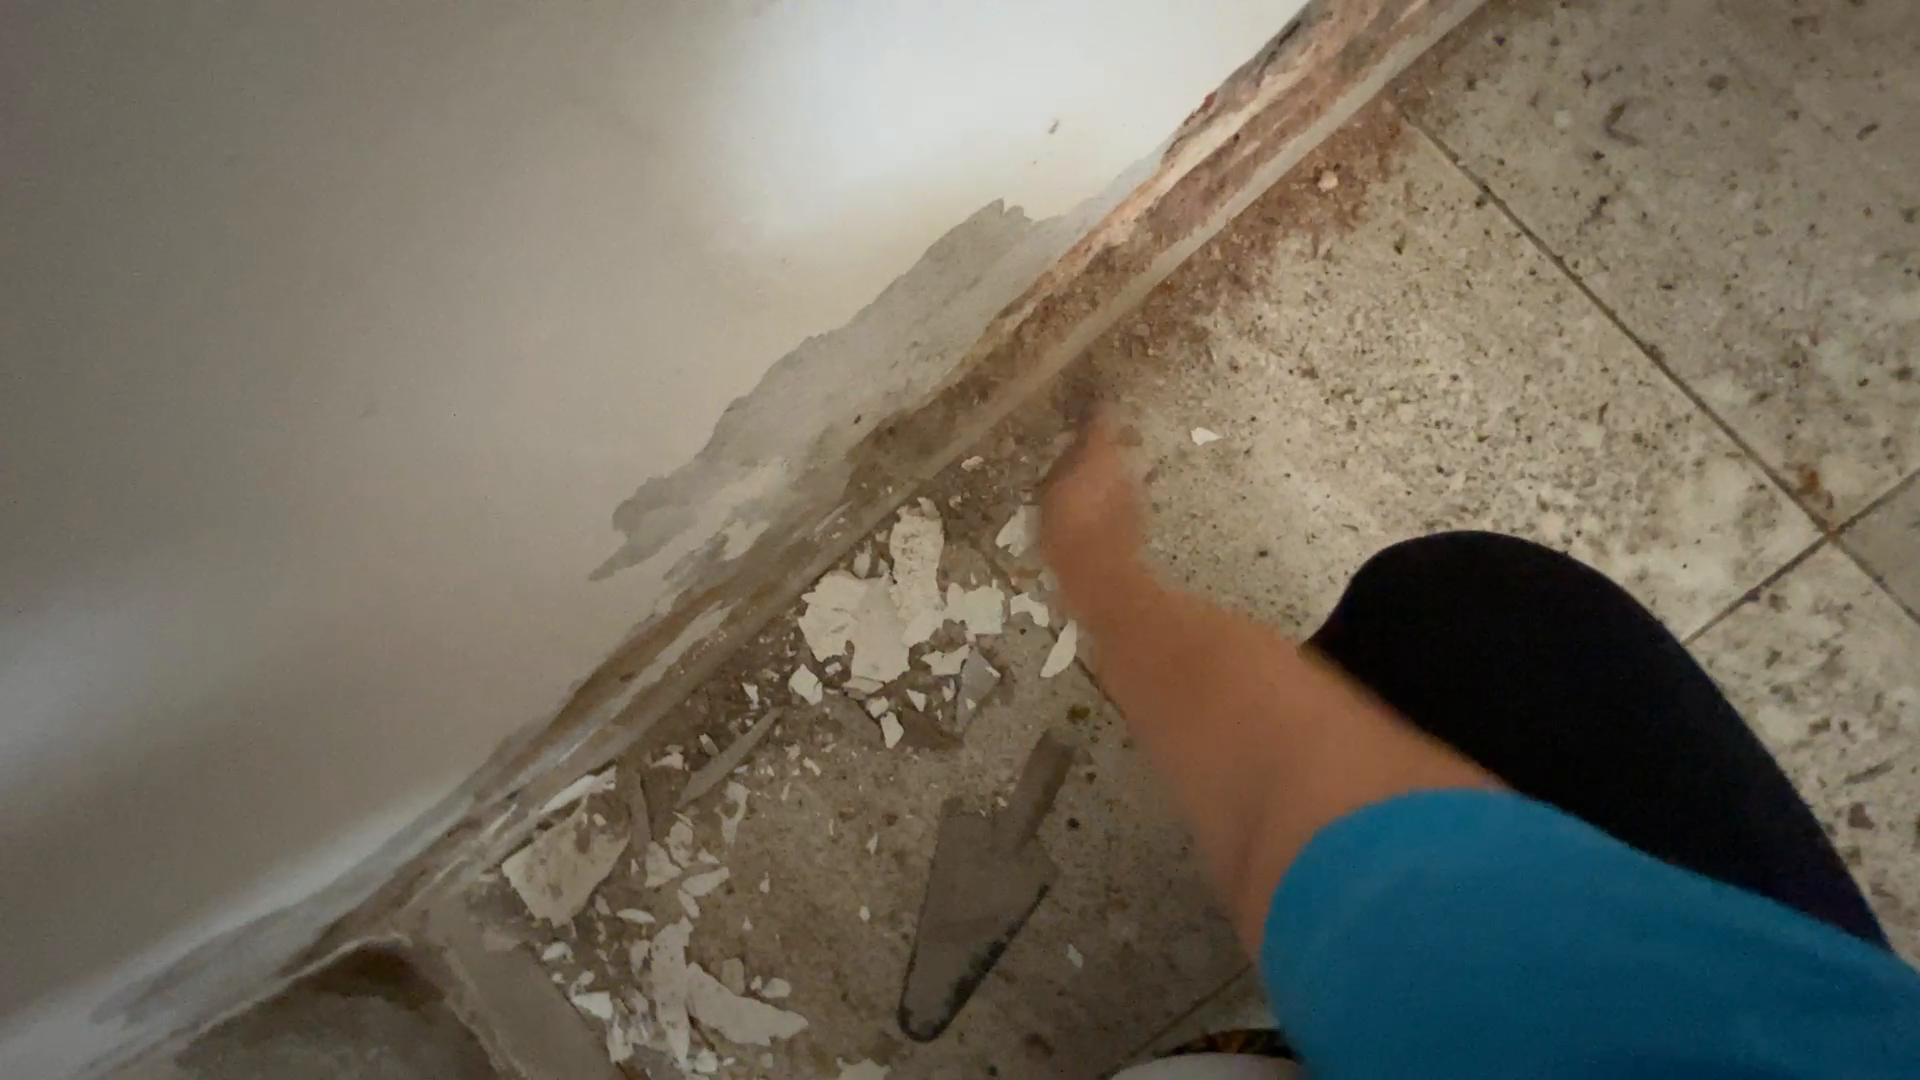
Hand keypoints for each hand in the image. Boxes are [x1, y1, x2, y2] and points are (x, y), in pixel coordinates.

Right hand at [1040, 408, 1146, 599]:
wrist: (1104, 576)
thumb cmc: (1068, 532)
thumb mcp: (1050, 496)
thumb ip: (1062, 467)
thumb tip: (1069, 450)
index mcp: (1101, 453)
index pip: (1103, 416)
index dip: (1093, 411)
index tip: (1081, 411)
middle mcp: (1126, 464)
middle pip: (1117, 442)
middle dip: (1101, 445)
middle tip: (1077, 453)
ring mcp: (1138, 488)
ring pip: (1123, 468)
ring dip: (1109, 471)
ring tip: (1086, 485)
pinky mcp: (1141, 512)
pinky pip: (1125, 492)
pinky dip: (1114, 494)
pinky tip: (1097, 509)